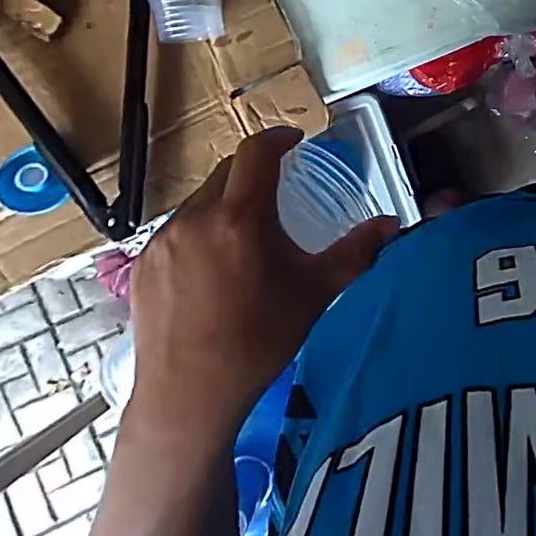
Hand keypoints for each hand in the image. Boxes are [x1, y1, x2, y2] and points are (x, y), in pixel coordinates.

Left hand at [126, 127, 396, 438]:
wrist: (188, 397)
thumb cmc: (259, 340)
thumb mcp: (315, 291)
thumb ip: (356, 252)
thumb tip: (392, 225)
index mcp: (240, 219)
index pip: (255, 153)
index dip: (277, 137)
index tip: (294, 140)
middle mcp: (196, 219)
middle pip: (227, 171)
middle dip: (254, 170)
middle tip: (277, 188)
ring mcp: (163, 241)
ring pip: (201, 199)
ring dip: (227, 200)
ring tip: (247, 232)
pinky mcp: (143, 263)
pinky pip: (178, 227)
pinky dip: (202, 227)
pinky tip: (215, 262)